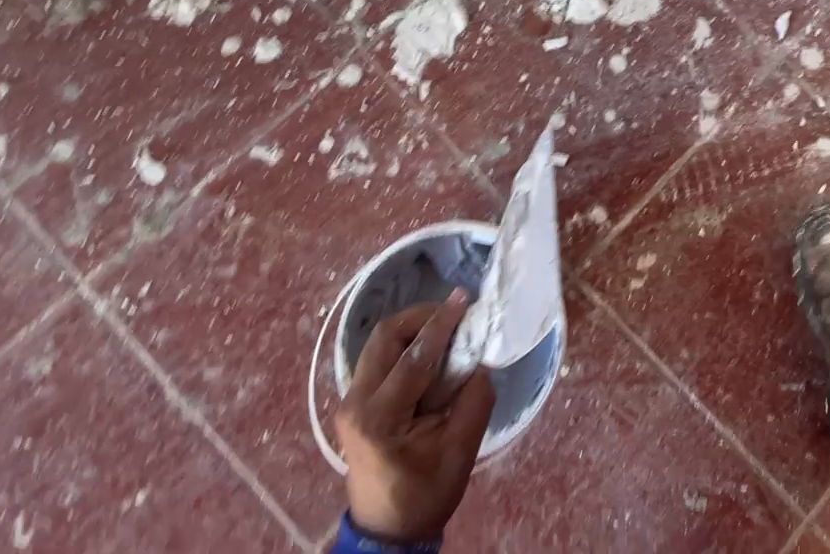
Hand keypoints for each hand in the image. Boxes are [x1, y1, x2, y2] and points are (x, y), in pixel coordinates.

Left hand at [334, 291, 497, 543]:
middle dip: (421, 316)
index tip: (463, 299)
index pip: (413, 356)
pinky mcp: (355, 404)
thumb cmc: (426, 493)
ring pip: (378, 344)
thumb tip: (480, 360)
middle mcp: (356, 402)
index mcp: (380, 417)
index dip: (441, 323)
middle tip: (454, 313)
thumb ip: (474, 399)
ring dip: (412, 329)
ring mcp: (350, 402)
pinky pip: (379, 359)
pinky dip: (405, 346)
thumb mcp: (461, 449)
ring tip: (446, 329)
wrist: (389, 531)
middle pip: (384, 337)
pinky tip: (430, 351)